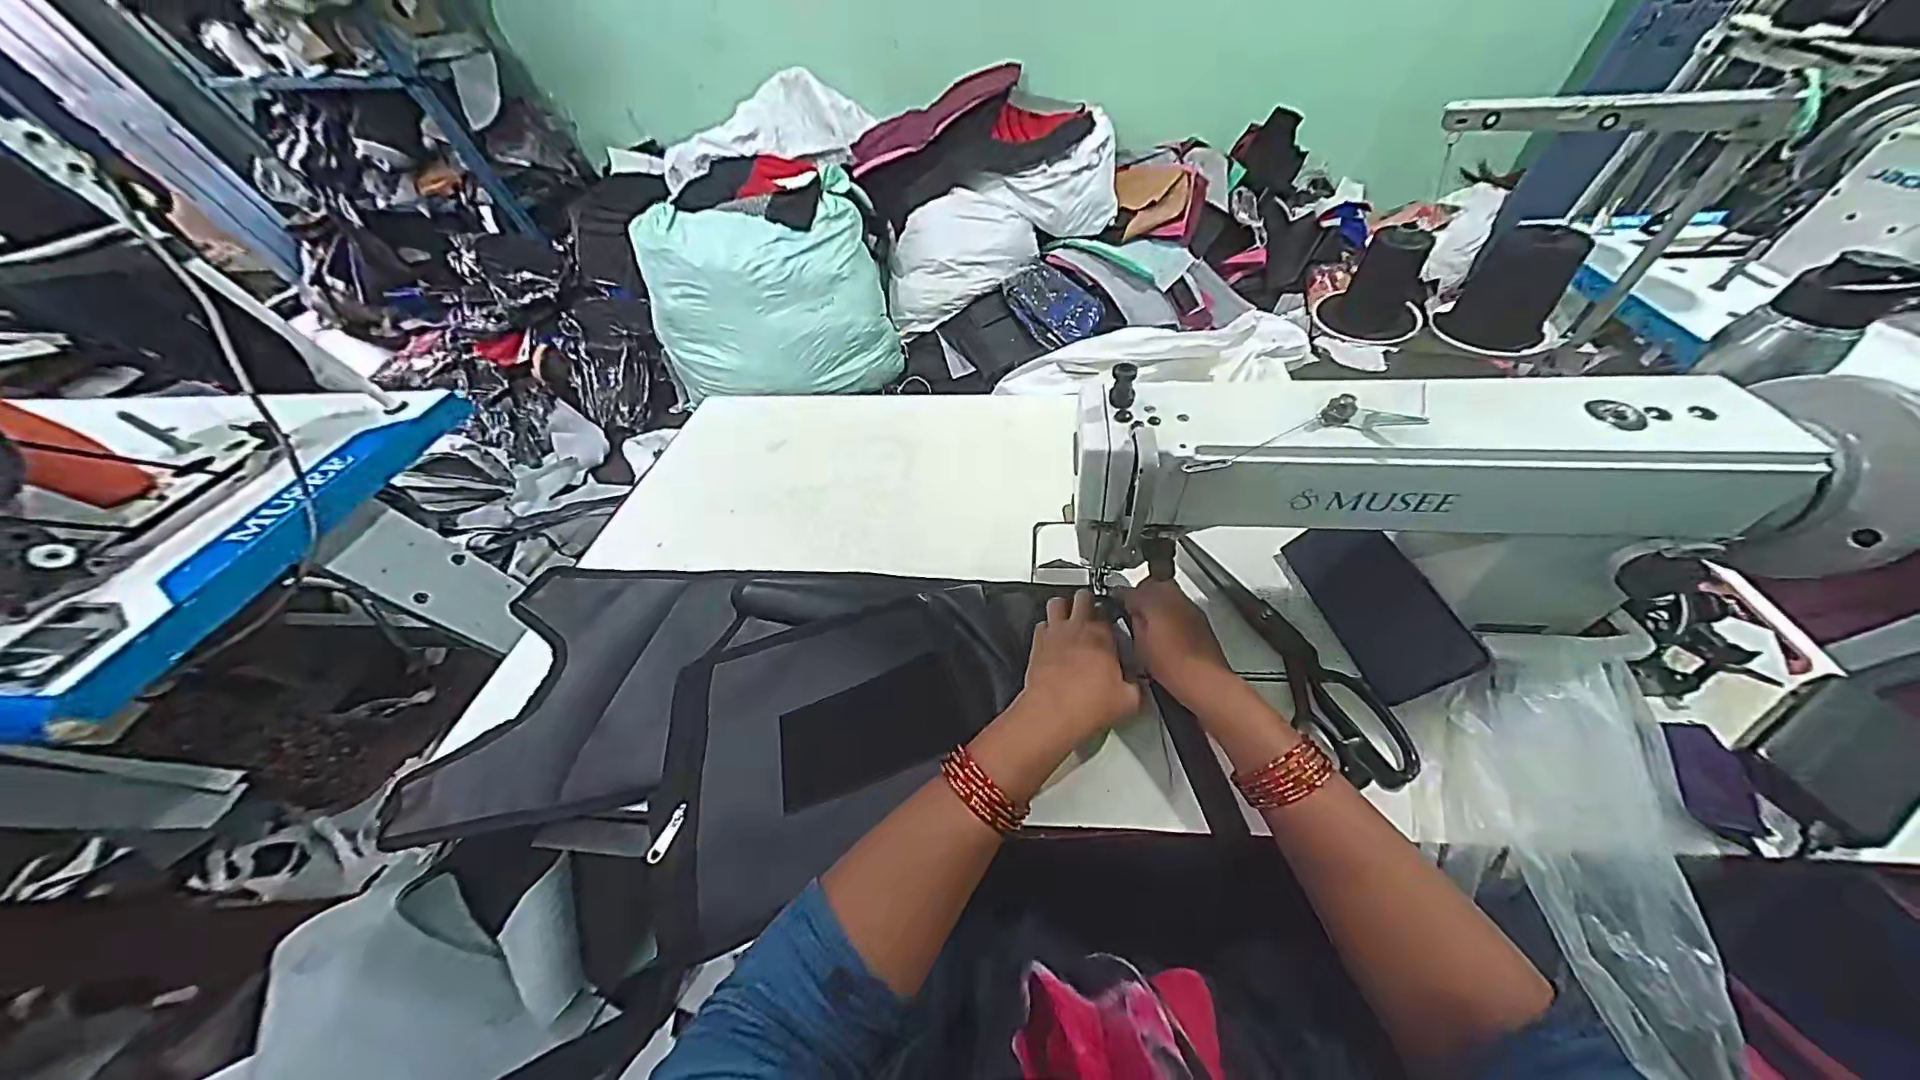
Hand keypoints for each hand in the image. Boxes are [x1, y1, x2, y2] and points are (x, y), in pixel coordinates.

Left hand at [1020, 591, 1141, 738]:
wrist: (1053, 711)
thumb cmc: (1086, 703)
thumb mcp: (1128, 700)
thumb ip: (1136, 687)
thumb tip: (1137, 688)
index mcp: (1103, 636)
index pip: (1109, 612)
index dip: (1111, 616)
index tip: (1113, 625)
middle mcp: (1078, 628)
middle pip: (1083, 597)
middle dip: (1088, 601)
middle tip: (1092, 611)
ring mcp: (1055, 633)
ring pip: (1057, 603)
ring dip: (1064, 607)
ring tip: (1069, 616)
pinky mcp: (1037, 644)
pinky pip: (1041, 624)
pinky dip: (1047, 627)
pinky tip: (1052, 637)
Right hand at [1117, 580, 1236, 704]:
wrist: (1204, 680)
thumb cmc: (1174, 665)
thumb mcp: (1139, 645)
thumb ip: (1132, 621)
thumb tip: (1130, 614)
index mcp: (1155, 599)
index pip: (1131, 590)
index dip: (1120, 597)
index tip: (1116, 602)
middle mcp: (1175, 597)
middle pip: (1152, 585)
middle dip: (1141, 596)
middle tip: (1131, 612)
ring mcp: (1190, 607)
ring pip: (1167, 594)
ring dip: (1156, 604)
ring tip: (1148, 626)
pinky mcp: (1200, 619)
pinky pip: (1179, 608)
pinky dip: (1170, 615)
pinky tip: (1165, 634)